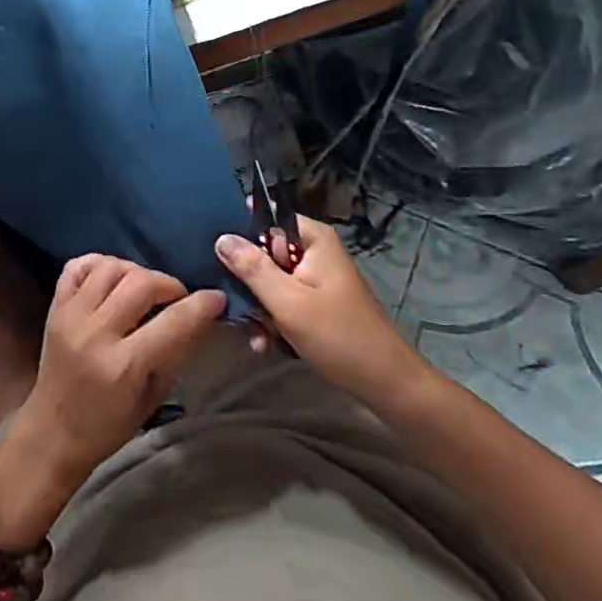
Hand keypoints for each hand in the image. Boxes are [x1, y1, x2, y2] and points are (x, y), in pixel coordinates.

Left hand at [0, 255, 224, 547]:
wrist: (52, 433)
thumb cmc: (108, 425)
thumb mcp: (153, 397)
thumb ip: (178, 353)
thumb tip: (204, 315)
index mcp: (122, 366)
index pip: (172, 321)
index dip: (202, 305)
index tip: (217, 298)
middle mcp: (94, 334)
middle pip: (141, 283)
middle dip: (170, 284)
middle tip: (177, 298)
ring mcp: (70, 316)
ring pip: (111, 267)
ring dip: (136, 272)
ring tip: (145, 289)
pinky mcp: (55, 307)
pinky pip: (78, 266)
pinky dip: (100, 263)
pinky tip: (114, 279)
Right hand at [216, 218, 431, 406]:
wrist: (384, 383)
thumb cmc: (338, 336)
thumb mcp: (288, 302)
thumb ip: (252, 268)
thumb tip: (222, 237)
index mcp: (313, 239)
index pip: (266, 217)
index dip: (241, 233)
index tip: (216, 254)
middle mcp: (313, 251)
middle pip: (264, 252)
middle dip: (248, 282)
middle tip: (239, 308)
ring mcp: (313, 278)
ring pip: (268, 280)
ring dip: (258, 309)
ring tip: (257, 337)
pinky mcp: (313, 302)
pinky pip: (281, 300)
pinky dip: (272, 321)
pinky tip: (266, 345)